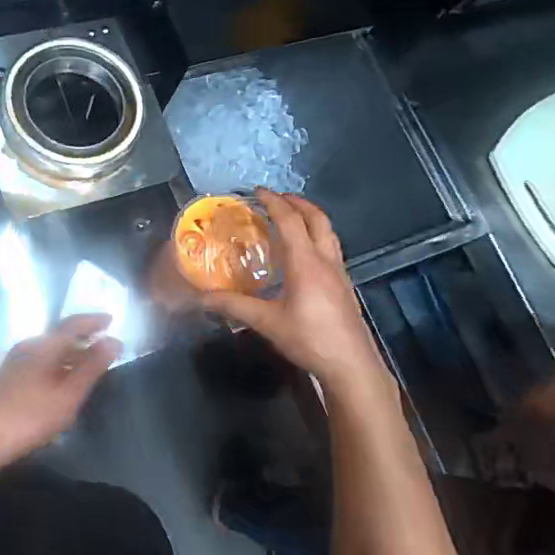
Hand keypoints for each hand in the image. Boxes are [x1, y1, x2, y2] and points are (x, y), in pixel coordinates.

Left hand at [0, 313, 121, 479]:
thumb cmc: (32, 417)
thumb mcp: (69, 394)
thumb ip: (92, 366)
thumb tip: (113, 341)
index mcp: (42, 346)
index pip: (72, 324)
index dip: (93, 321)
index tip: (112, 320)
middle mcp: (27, 347)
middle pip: (61, 335)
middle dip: (85, 337)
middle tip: (107, 343)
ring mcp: (16, 361)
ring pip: (51, 349)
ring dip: (73, 351)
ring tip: (92, 361)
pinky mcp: (11, 377)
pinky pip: (42, 359)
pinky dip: (60, 362)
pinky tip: (68, 377)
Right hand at [200, 191, 391, 396]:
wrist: (350, 363)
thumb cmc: (309, 339)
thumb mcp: (267, 323)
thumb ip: (235, 306)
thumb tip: (203, 297)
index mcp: (306, 262)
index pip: (290, 220)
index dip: (274, 202)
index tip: (258, 192)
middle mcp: (325, 260)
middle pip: (317, 218)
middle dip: (297, 203)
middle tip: (277, 199)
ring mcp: (339, 272)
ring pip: (328, 232)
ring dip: (311, 218)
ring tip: (292, 219)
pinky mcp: (344, 285)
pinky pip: (331, 249)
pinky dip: (317, 238)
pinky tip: (305, 255)